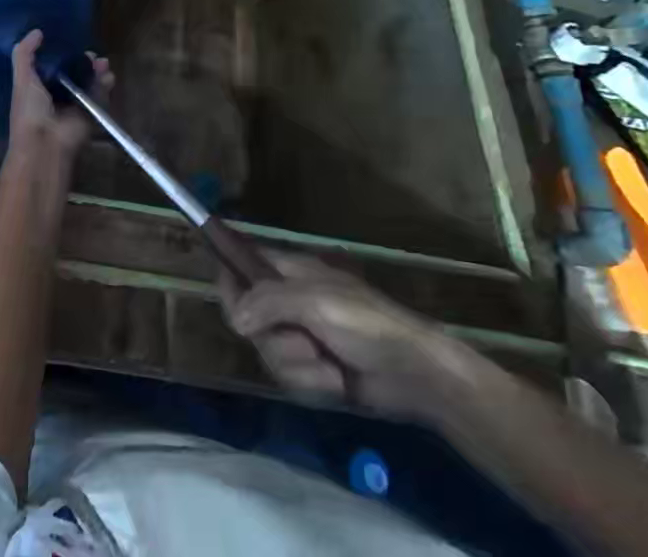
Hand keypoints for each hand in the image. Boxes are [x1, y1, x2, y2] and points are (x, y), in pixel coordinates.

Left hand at [8, 29, 111, 160]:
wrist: (46, 144)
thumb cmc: (29, 110)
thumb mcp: (22, 78)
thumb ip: (25, 54)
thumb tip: (37, 32)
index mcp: (37, 88)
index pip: (51, 67)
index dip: (61, 56)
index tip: (70, 44)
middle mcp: (56, 96)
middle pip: (73, 74)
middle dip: (83, 63)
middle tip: (91, 54)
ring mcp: (75, 106)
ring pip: (89, 83)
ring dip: (96, 71)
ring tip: (102, 62)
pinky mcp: (90, 114)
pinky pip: (100, 96)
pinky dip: (105, 85)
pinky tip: (108, 75)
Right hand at [221, 251, 475, 420]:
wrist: (416, 374)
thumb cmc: (367, 324)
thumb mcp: (315, 302)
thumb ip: (268, 302)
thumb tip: (234, 320)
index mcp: (291, 272)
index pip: (245, 264)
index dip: (231, 279)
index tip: (232, 303)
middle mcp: (289, 301)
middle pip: (249, 318)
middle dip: (273, 339)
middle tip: (301, 343)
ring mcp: (300, 337)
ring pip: (267, 351)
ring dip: (297, 365)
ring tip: (328, 367)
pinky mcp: (311, 370)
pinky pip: (288, 377)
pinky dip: (311, 383)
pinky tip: (336, 383)